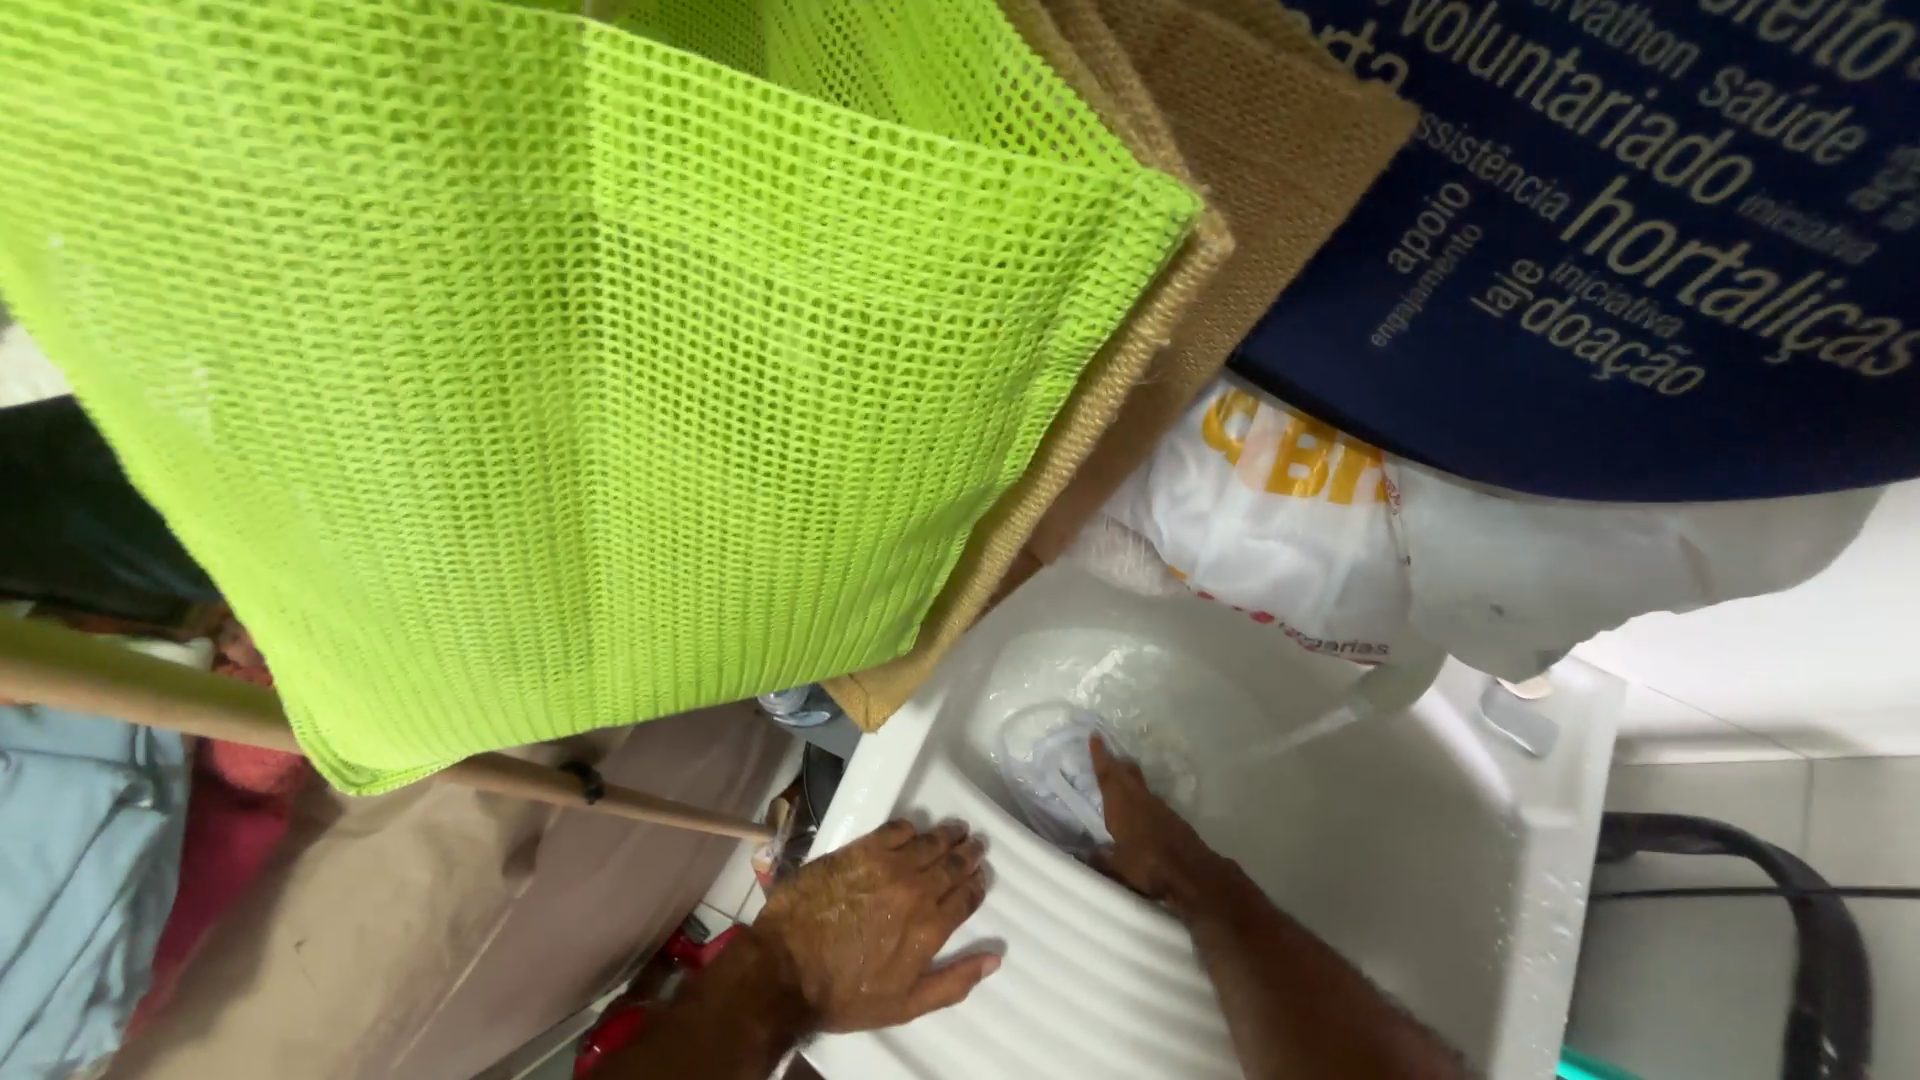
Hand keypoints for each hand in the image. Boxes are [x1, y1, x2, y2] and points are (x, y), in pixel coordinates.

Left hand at [753, 820, 997, 1033]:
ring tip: (955, 830)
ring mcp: (887, 866)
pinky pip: (895, 828)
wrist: (784, 971)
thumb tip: (995, 958)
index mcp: (930, 928)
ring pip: (929, 842)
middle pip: (952, 863)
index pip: (967, 896)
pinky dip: (909, 828)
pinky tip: (912, 831)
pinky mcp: (859, 850)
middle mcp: (916, 890)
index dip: (977, 883)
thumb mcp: (906, 1005)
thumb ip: (954, 982)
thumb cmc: (845, 995)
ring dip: (947, 835)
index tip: (981, 876)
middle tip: (977, 844)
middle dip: (968, 854)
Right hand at [1089, 735, 1227, 913]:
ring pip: (1139, 785)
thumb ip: (1102, 859)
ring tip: (1121, 778)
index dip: (1100, 756)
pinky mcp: (1172, 818)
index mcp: (1121, 805)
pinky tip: (1140, 807)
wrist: (1191, 871)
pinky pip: (1150, 799)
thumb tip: (1087, 854)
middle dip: (1116, 763)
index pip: (1107, 775)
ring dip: (1129, 778)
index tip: (1096, 736)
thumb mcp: (1118, 867)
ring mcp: (1158, 807)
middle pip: (1126, 774)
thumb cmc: (1148, 864)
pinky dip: (1141, 796)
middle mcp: (1140, 799)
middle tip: (1109, 754)